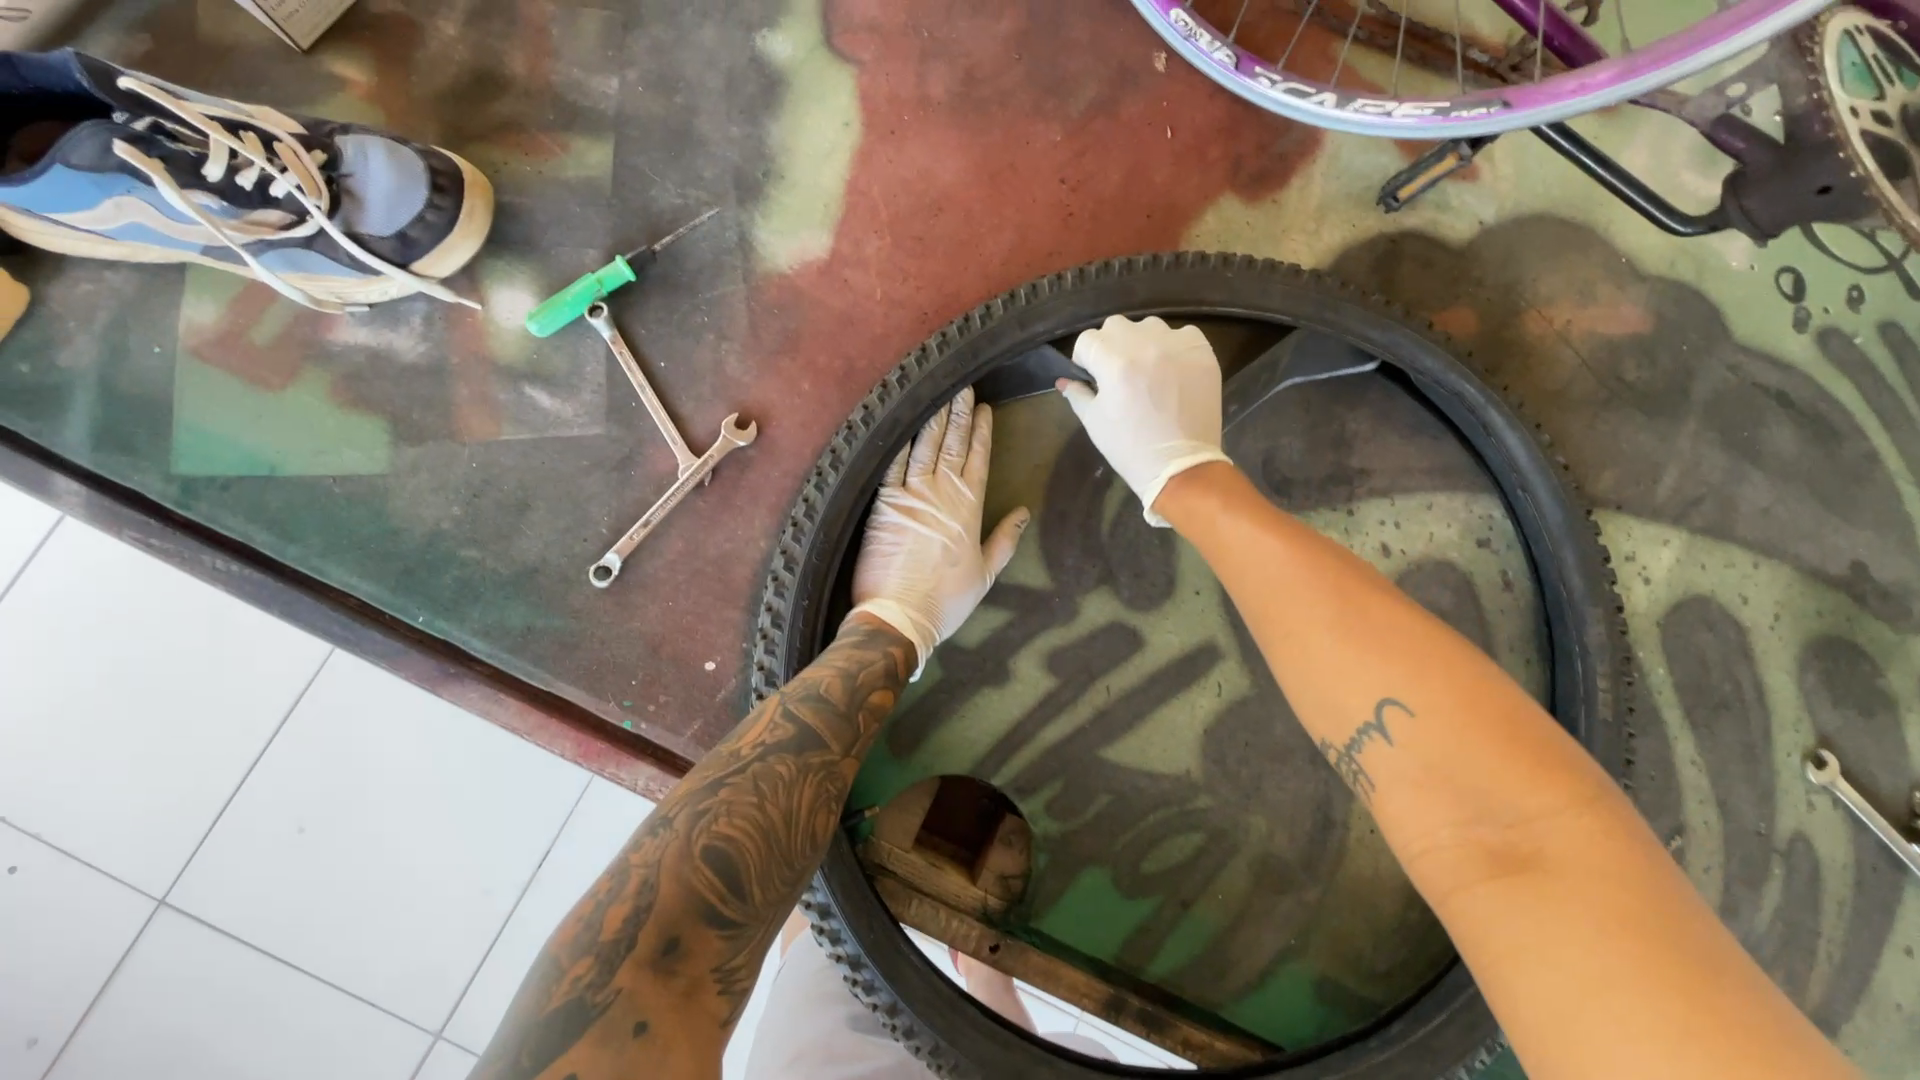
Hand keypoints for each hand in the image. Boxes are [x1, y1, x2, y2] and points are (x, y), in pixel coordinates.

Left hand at [847, 387, 1029, 677]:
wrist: (899, 614)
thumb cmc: (947, 600)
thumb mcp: (986, 573)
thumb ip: (1006, 539)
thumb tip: (1024, 512)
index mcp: (969, 508)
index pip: (978, 458)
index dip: (981, 431)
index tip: (983, 408)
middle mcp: (941, 493)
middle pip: (952, 444)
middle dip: (958, 413)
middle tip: (961, 388)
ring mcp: (909, 494)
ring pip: (923, 446)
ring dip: (931, 419)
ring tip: (936, 397)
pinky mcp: (882, 502)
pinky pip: (890, 464)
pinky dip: (896, 442)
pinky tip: (900, 424)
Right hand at [1057, 315, 1230, 526]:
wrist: (1181, 465)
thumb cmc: (1130, 448)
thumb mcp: (1095, 422)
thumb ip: (1078, 394)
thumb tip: (1064, 381)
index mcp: (1113, 362)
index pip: (1088, 340)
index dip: (1085, 359)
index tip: (1092, 376)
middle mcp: (1145, 345)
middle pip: (1116, 326)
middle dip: (1111, 345)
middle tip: (1118, 372)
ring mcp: (1176, 345)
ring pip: (1149, 326)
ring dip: (1143, 342)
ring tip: (1148, 369)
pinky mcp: (1202, 352)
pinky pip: (1182, 334)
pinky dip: (1174, 346)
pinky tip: (1173, 369)